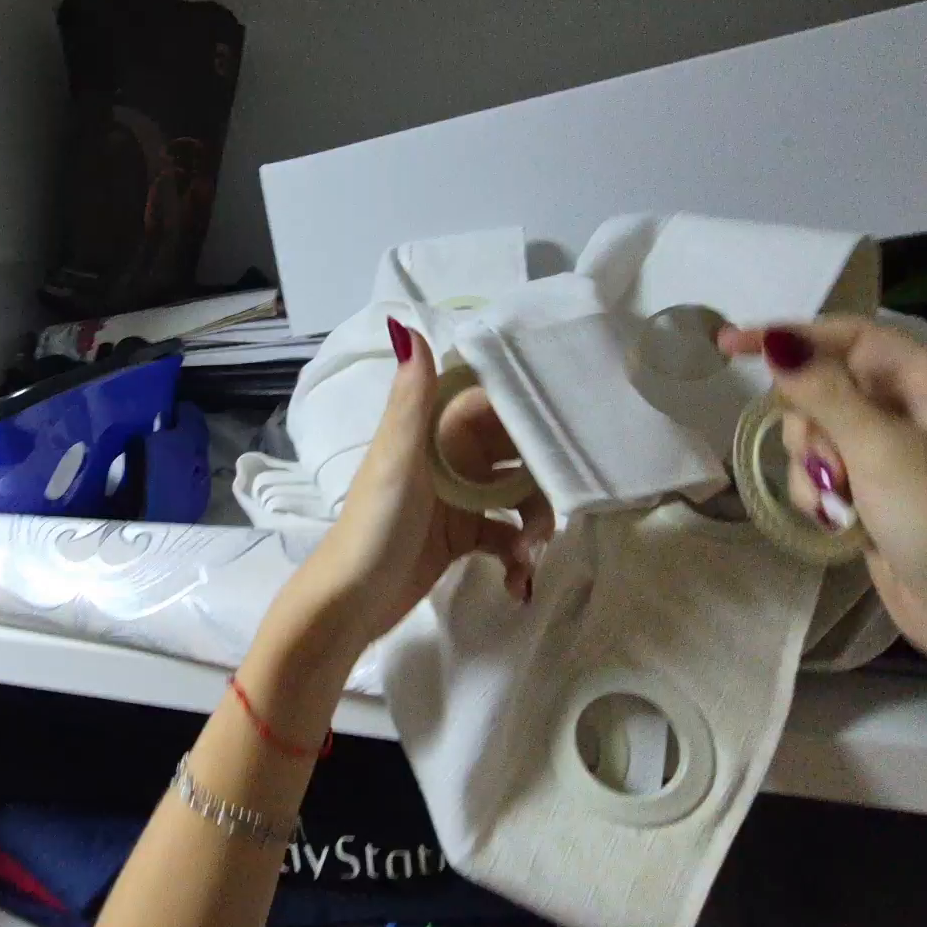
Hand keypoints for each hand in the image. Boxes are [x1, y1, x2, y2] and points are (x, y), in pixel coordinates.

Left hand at [278, 318, 551, 658]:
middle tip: (561, 504)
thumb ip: (410, 398)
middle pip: (514, 451)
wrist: (350, 602)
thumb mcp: (395, 459)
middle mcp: (447, 459)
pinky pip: (505, 536)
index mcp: (430, 432)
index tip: (576, 419)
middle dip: (544, 476)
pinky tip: (518, 580)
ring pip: (516, 495)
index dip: (530, 409)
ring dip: (534, 523)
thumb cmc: (374, 526)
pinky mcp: (462, 538)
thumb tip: (405, 324)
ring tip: (533, 553)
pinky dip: (517, 555)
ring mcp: (456, 500)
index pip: (491, 405)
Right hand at [718, 318, 926, 664]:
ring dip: (811, 465)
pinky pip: (822, 469)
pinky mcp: (877, 488)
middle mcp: (919, 413)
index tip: (729, 345)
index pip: (853, 339)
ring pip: (817, 432)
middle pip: (827, 387)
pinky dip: (816, 491)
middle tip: (824, 463)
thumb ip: (826, 395)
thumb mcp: (883, 454)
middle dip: (809, 425)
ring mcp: (897, 453)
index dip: (792, 337)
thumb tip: (778, 343)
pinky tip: (836, 520)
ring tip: (835, 501)